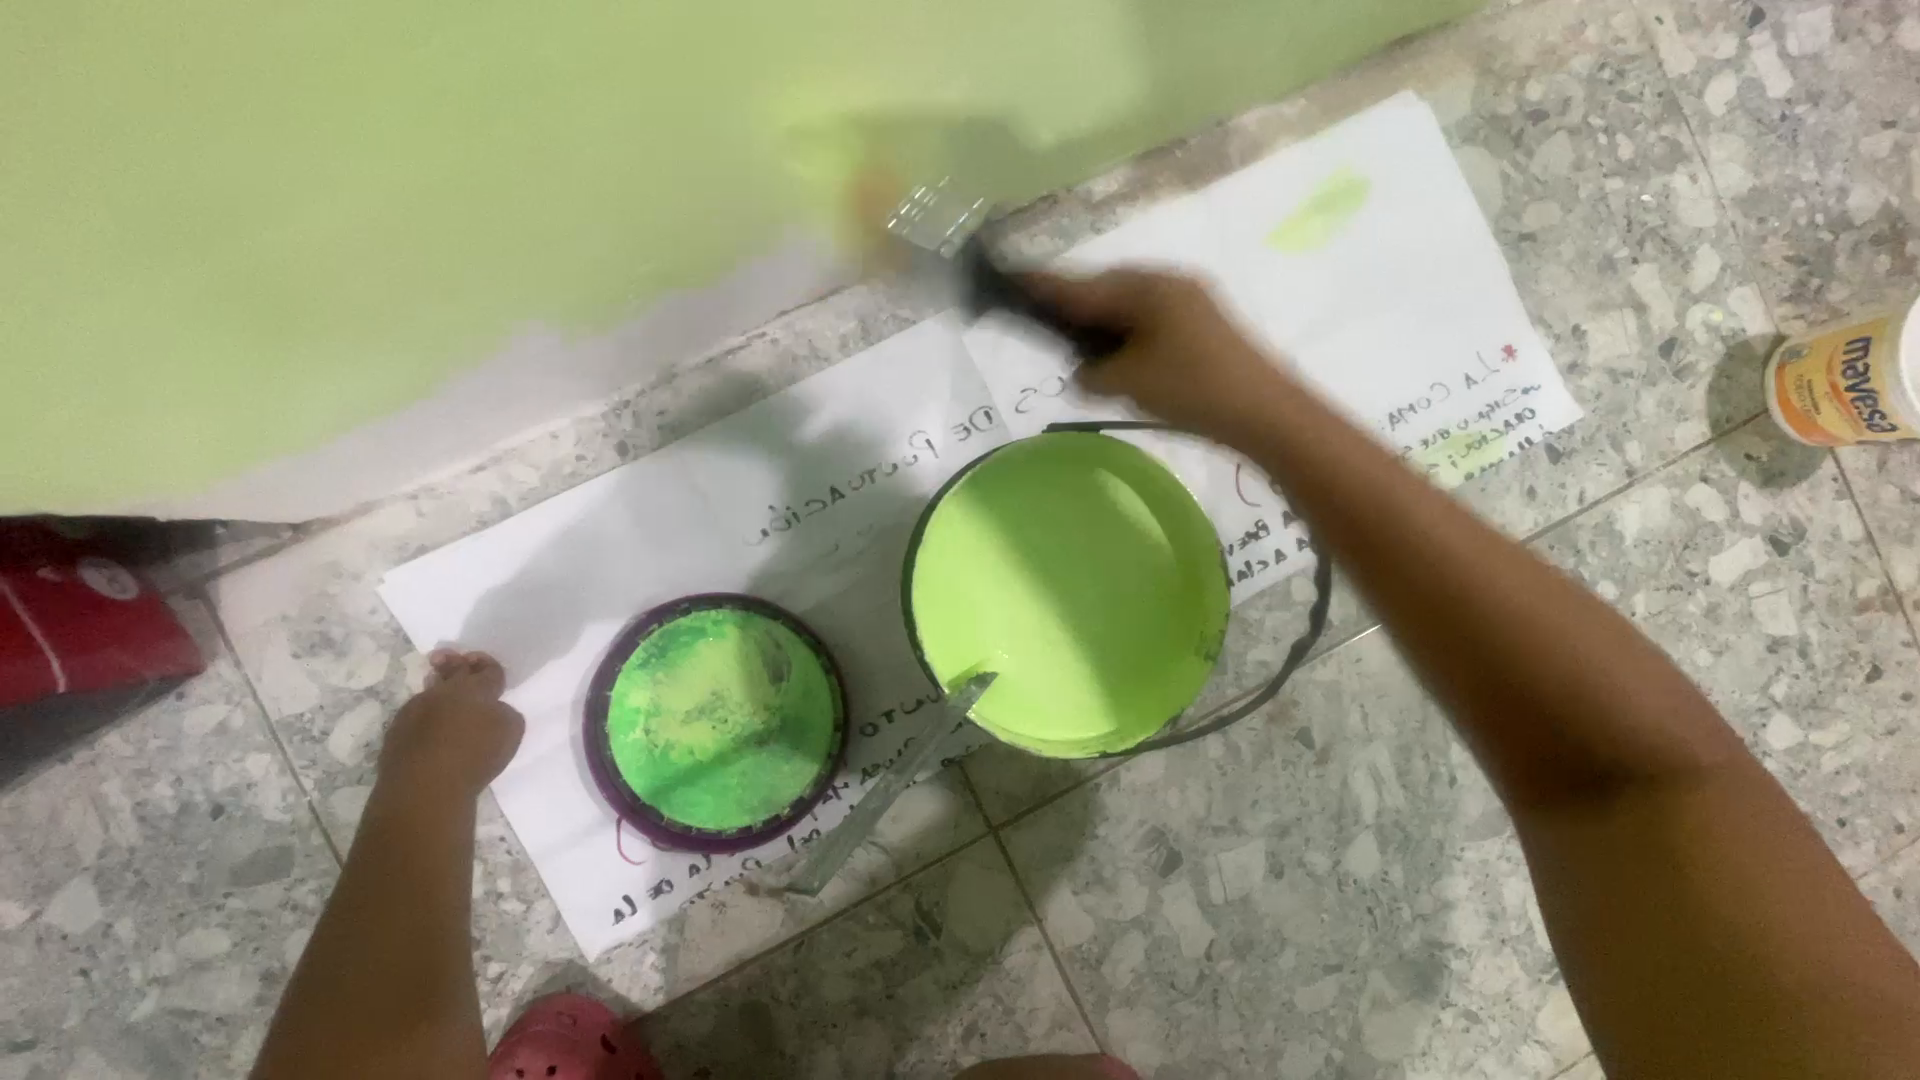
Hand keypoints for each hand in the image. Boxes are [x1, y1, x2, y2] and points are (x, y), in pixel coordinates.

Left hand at [377, 650, 524, 799]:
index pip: (486, 670)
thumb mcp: (511, 732)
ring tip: (443, 699)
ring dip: (438, 693)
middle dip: (452, 663)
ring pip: (430, 693)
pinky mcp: (395, 733)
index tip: (479, 661)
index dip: (487, 664)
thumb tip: (492, 711)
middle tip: (446, 658)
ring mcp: (414, 712)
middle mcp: (442, 693)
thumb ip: (505, 713)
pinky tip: (432, 733)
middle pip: (451, 671)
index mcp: (474, 689)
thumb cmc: (474, 756)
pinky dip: (426, 719)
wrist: (423, 788)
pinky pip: (416, 716)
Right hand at [1028, 268, 1294, 447]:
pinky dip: (1127, 335)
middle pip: (1106, 288)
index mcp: (1148, 287)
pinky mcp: (1202, 324)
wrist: (1265, 412)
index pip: (1082, 285)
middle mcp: (1169, 282)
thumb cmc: (1193, 390)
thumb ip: (1092, 372)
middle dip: (1075, 306)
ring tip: (1080, 346)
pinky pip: (1150, 320)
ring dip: (1103, 323)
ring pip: (1130, 305)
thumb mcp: (1128, 383)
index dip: (1044, 286)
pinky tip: (1120, 358)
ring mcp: (1190, 300)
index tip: (1010, 278)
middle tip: (1044, 322)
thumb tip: (1084, 371)